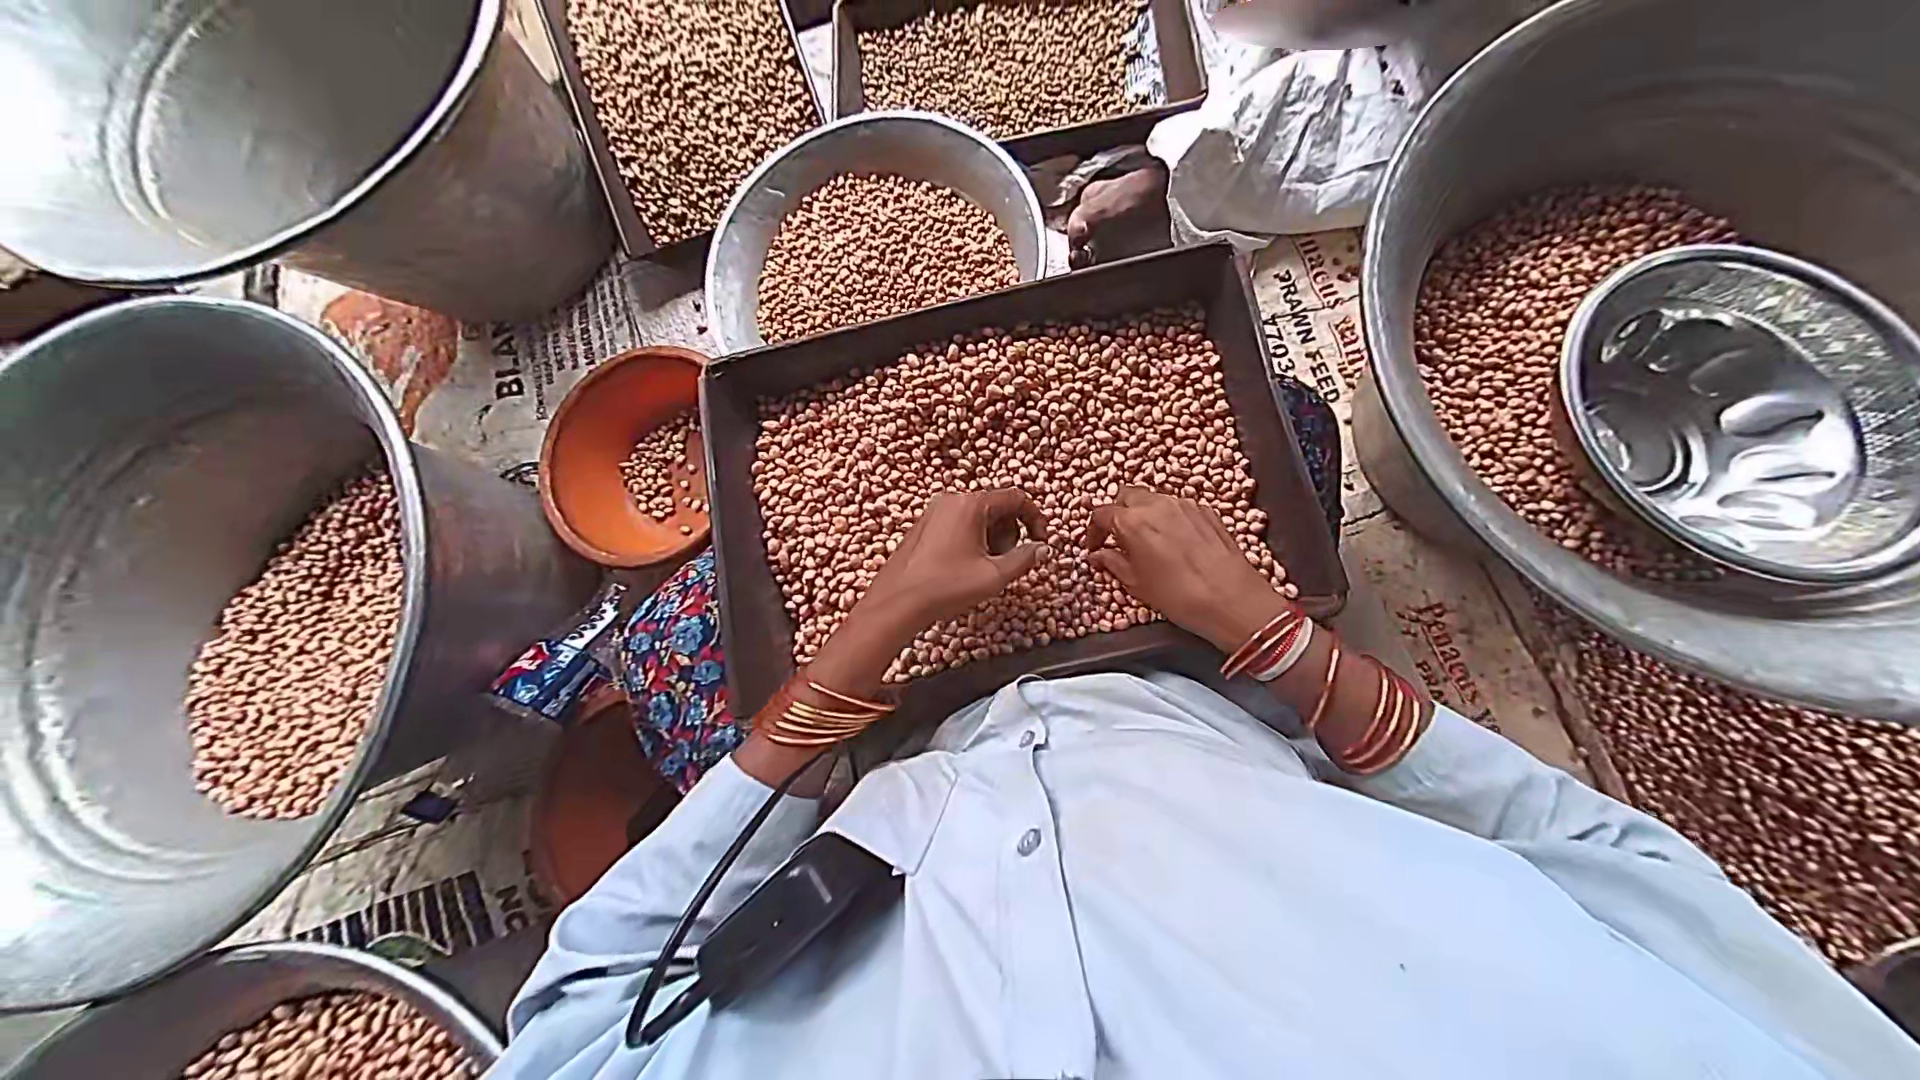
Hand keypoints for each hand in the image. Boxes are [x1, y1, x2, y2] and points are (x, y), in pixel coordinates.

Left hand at [853, 488, 1050, 636]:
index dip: (1035, 519)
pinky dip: (971, 542)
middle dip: (1011, 533)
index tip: (1040, 541)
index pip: (1016, 498)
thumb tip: (1042, 549)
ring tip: (985, 569)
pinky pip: (957, 526)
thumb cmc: (944, 587)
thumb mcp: (995, 575)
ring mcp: (933, 513)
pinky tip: (965, 569)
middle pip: (996, 507)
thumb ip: (1025, 558)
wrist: (897, 602)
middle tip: (1008, 562)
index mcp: (970, 504)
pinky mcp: (923, 528)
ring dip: (991, 539)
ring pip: (977, 518)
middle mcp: (950, 500)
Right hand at [1084, 487, 1289, 654]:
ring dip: (1143, 513)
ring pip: (1154, 498)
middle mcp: (1157, 505)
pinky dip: (1169, 518)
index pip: (1102, 514)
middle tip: (1117, 537)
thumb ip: (1113, 562)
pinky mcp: (1207, 511)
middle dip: (1118, 513)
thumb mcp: (1136, 583)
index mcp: (1132, 521)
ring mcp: (1185, 505)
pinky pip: (1178, 507)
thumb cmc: (1180, 595)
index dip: (1094, 532)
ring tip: (1146, 540)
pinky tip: (1173, 542)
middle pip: (1127, 496)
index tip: (1095, 547)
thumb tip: (1099, 555)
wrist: (1232, 600)